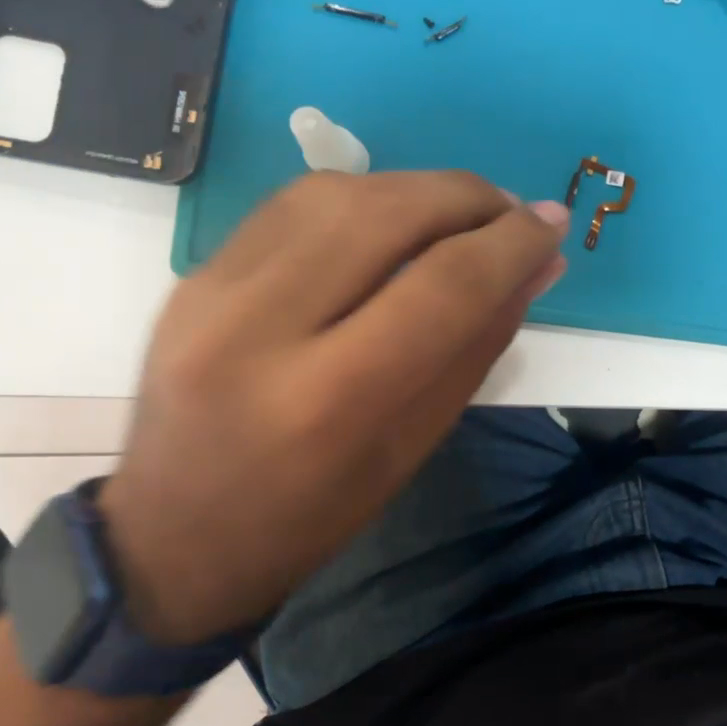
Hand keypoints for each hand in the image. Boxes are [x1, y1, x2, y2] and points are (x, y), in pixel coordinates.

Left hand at [98, 170, 568, 642]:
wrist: (173, 536)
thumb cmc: (314, 515)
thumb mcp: (415, 443)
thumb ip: (478, 344)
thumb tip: (538, 265)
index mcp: (326, 400)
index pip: (442, 287)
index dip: (511, 244)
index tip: (553, 226)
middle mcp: (259, 328)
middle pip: (386, 215)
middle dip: (469, 199)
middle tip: (515, 213)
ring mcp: (212, 291)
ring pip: (337, 194)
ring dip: (419, 189)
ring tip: (465, 214)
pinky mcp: (193, 274)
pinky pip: (293, 205)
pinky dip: (363, 198)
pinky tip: (397, 219)